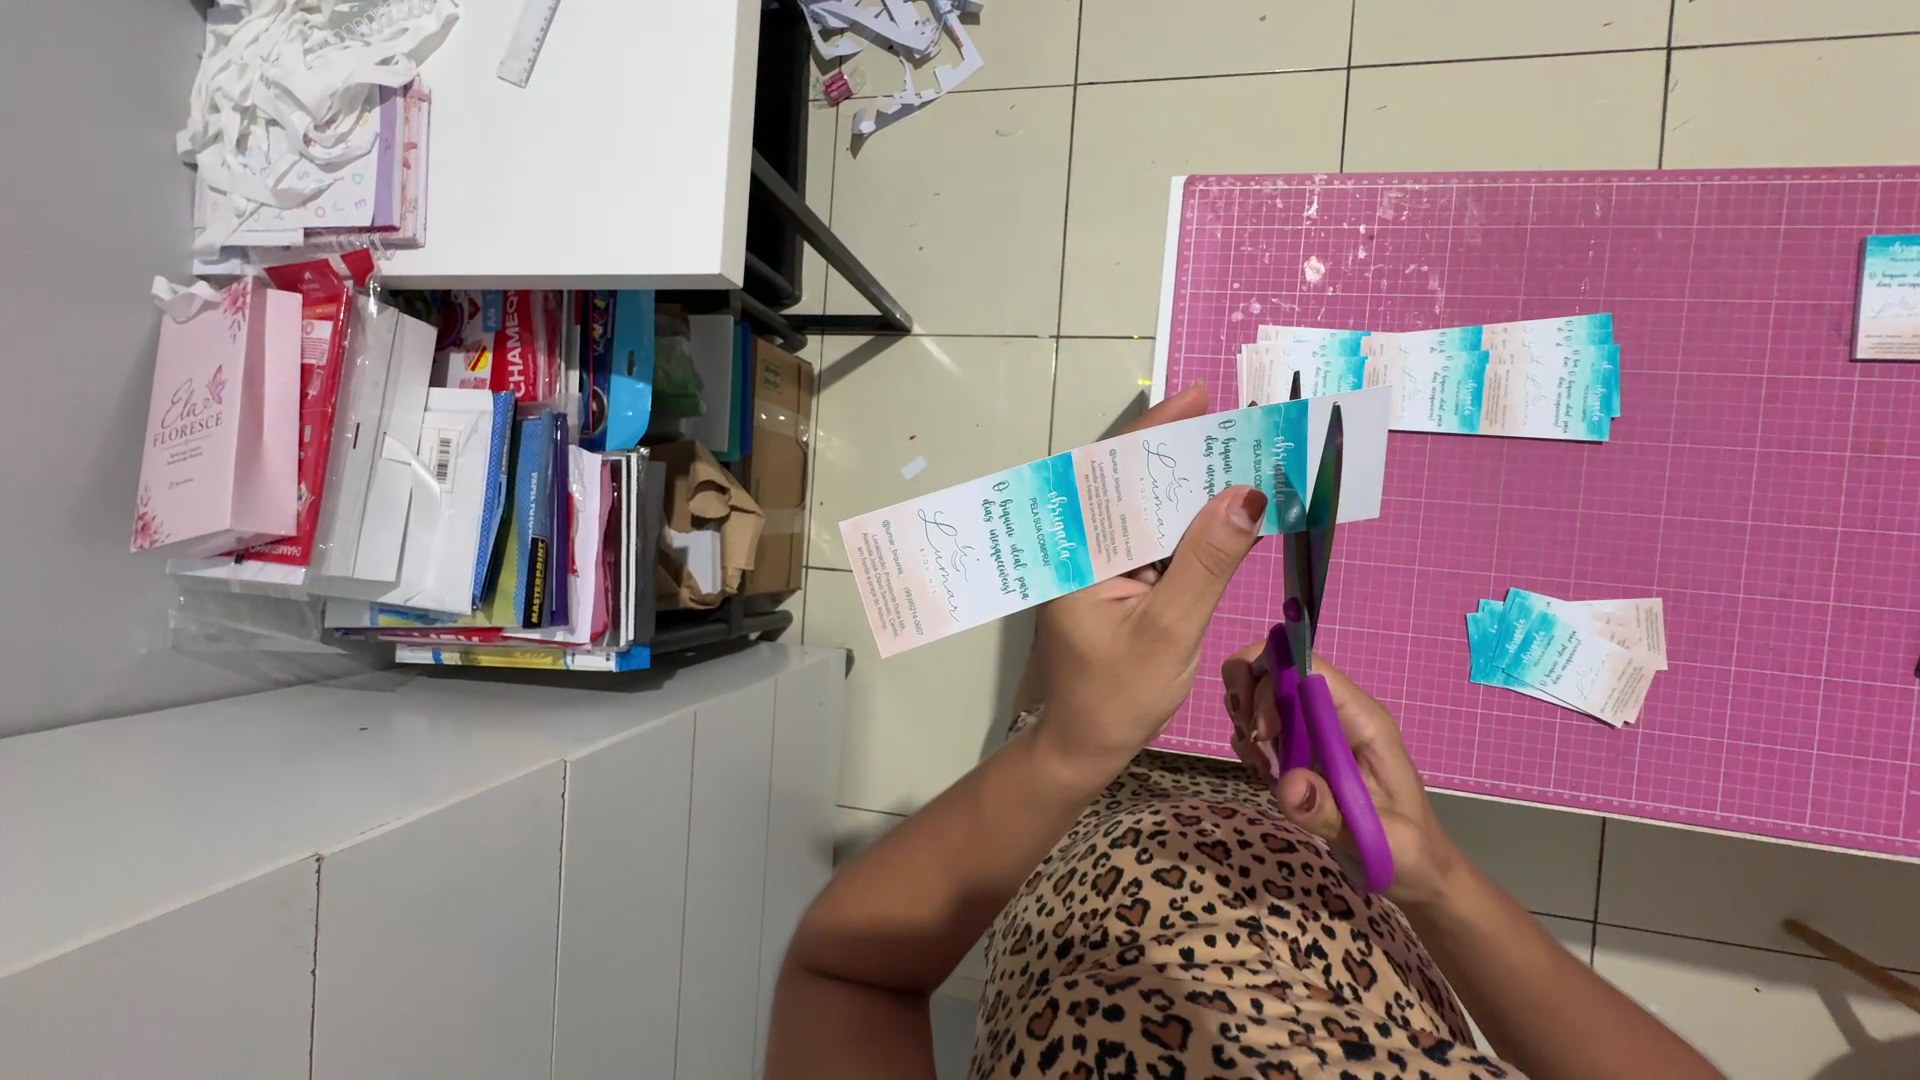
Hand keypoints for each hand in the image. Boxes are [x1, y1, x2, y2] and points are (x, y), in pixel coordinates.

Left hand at [1025, 383, 1268, 781]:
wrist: (1087, 744)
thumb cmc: (1117, 696)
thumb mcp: (1168, 629)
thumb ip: (1206, 562)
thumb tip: (1247, 495)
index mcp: (1075, 554)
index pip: (1109, 478)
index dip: (1153, 434)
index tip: (1196, 399)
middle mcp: (1081, 549)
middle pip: (1127, 485)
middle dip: (1176, 450)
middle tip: (1230, 420)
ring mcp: (1099, 564)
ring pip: (1144, 511)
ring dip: (1186, 484)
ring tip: (1234, 449)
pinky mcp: (1118, 580)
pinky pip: (1155, 540)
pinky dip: (1187, 522)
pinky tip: (1221, 504)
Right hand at [1222, 645, 1466, 909]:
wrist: (1415, 873)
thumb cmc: (1409, 854)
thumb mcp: (1379, 842)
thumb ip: (1330, 812)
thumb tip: (1286, 783)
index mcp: (1360, 719)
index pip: (1306, 667)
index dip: (1271, 682)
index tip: (1263, 731)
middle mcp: (1332, 713)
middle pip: (1271, 667)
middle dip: (1247, 696)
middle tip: (1253, 744)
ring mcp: (1312, 728)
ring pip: (1258, 692)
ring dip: (1245, 723)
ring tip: (1262, 767)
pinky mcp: (1297, 747)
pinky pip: (1257, 725)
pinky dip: (1247, 744)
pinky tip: (1263, 775)